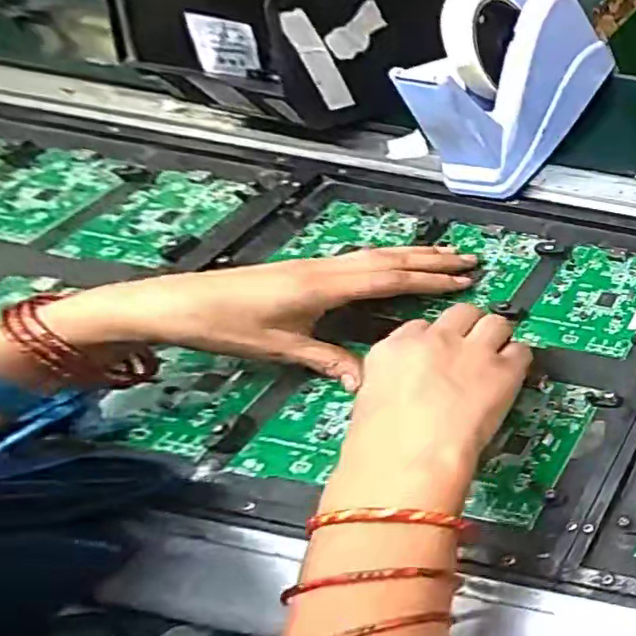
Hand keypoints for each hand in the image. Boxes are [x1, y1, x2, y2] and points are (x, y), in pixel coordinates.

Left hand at [41, 247, 477, 389]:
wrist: (165, 303)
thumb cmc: (222, 325)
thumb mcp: (278, 348)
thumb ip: (328, 360)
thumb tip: (368, 382)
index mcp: (326, 286)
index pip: (391, 279)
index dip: (430, 280)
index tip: (464, 281)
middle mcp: (327, 269)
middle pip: (392, 259)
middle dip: (433, 259)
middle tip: (470, 259)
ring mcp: (318, 265)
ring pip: (379, 253)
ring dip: (416, 253)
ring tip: (447, 253)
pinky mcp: (309, 267)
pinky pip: (364, 257)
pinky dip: (392, 256)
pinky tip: (400, 259)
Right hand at [326, 303, 531, 509]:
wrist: (412, 459)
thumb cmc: (385, 446)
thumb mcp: (372, 399)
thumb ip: (398, 377)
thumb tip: (415, 380)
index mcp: (394, 348)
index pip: (422, 324)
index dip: (437, 338)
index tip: (445, 350)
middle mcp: (436, 341)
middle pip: (463, 313)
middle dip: (471, 326)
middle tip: (477, 346)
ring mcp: (474, 352)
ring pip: (497, 322)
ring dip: (499, 337)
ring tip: (499, 356)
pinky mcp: (505, 369)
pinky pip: (523, 351)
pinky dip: (521, 360)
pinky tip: (515, 374)